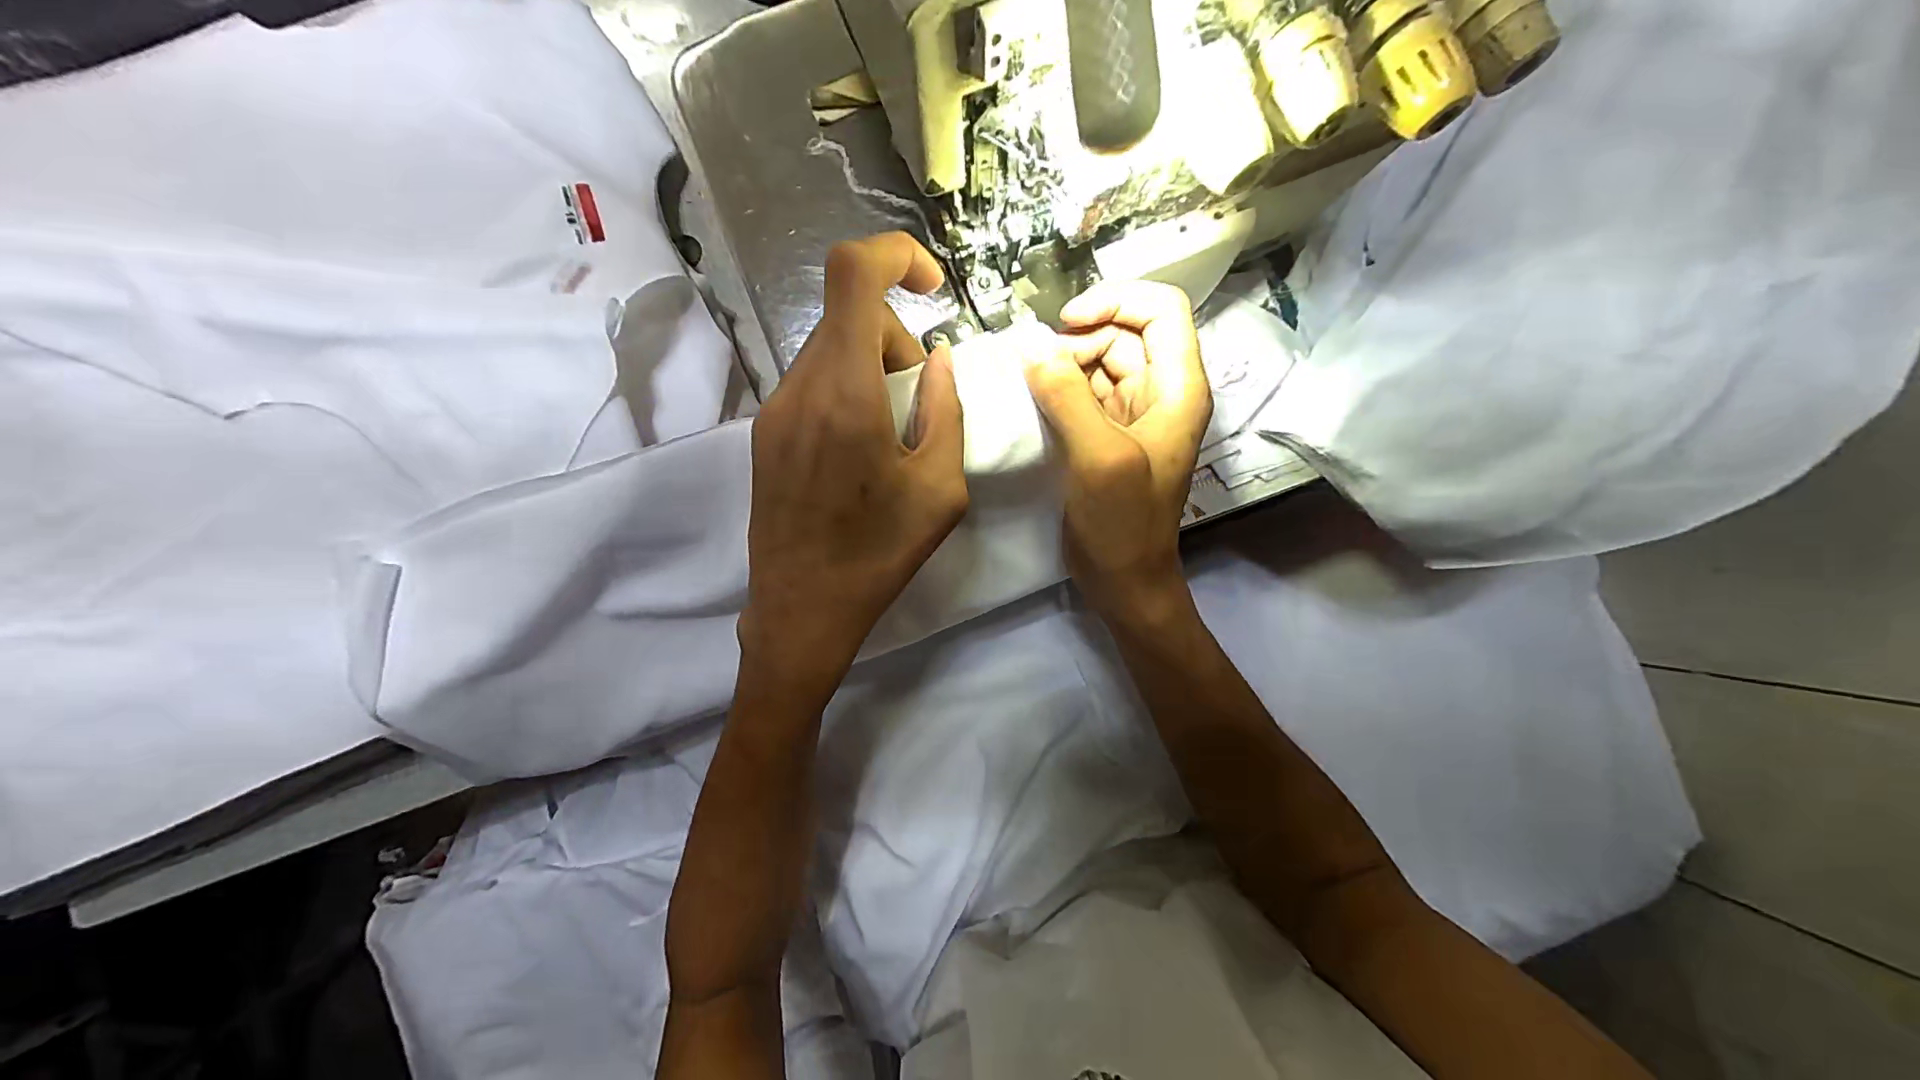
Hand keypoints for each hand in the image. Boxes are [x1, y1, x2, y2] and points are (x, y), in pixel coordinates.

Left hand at [741, 233, 967, 695]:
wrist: (799, 609)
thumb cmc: (877, 556)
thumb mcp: (941, 490)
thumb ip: (946, 412)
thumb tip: (938, 362)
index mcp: (845, 393)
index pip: (852, 272)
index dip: (895, 255)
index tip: (931, 287)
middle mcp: (799, 387)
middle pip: (849, 315)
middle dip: (895, 339)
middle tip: (919, 401)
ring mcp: (773, 409)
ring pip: (830, 348)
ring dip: (871, 367)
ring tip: (891, 434)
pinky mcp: (764, 432)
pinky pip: (812, 381)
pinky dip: (846, 389)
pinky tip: (859, 449)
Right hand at [1025, 281, 1211, 621]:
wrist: (1124, 580)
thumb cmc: (1124, 523)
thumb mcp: (1099, 457)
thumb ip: (1068, 397)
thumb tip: (1033, 349)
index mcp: (1178, 388)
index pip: (1161, 310)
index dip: (1116, 301)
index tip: (1066, 323)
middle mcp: (1160, 392)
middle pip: (1123, 332)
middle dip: (1079, 340)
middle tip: (1040, 372)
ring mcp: (1132, 414)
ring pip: (1098, 361)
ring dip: (1063, 365)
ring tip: (1033, 389)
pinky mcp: (1105, 435)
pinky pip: (1082, 393)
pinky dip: (1058, 389)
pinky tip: (1034, 402)